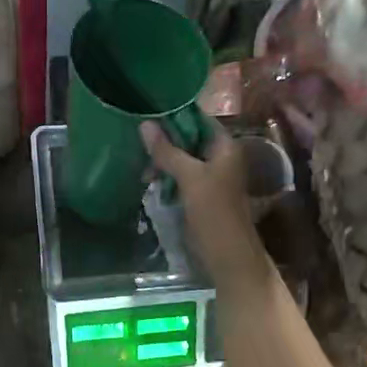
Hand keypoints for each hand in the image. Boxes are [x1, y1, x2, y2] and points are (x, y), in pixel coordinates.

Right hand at [140, 120, 263, 284]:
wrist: (227, 254)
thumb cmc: (214, 212)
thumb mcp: (189, 178)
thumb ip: (167, 151)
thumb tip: (145, 124)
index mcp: (224, 146)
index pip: (198, 118)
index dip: (175, 114)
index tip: (147, 112)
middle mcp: (219, 156)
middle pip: (188, 138)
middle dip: (164, 141)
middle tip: (138, 144)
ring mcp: (210, 175)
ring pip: (182, 158)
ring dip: (162, 161)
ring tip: (143, 171)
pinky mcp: (200, 193)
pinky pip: (181, 176)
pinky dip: (166, 176)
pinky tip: (150, 181)